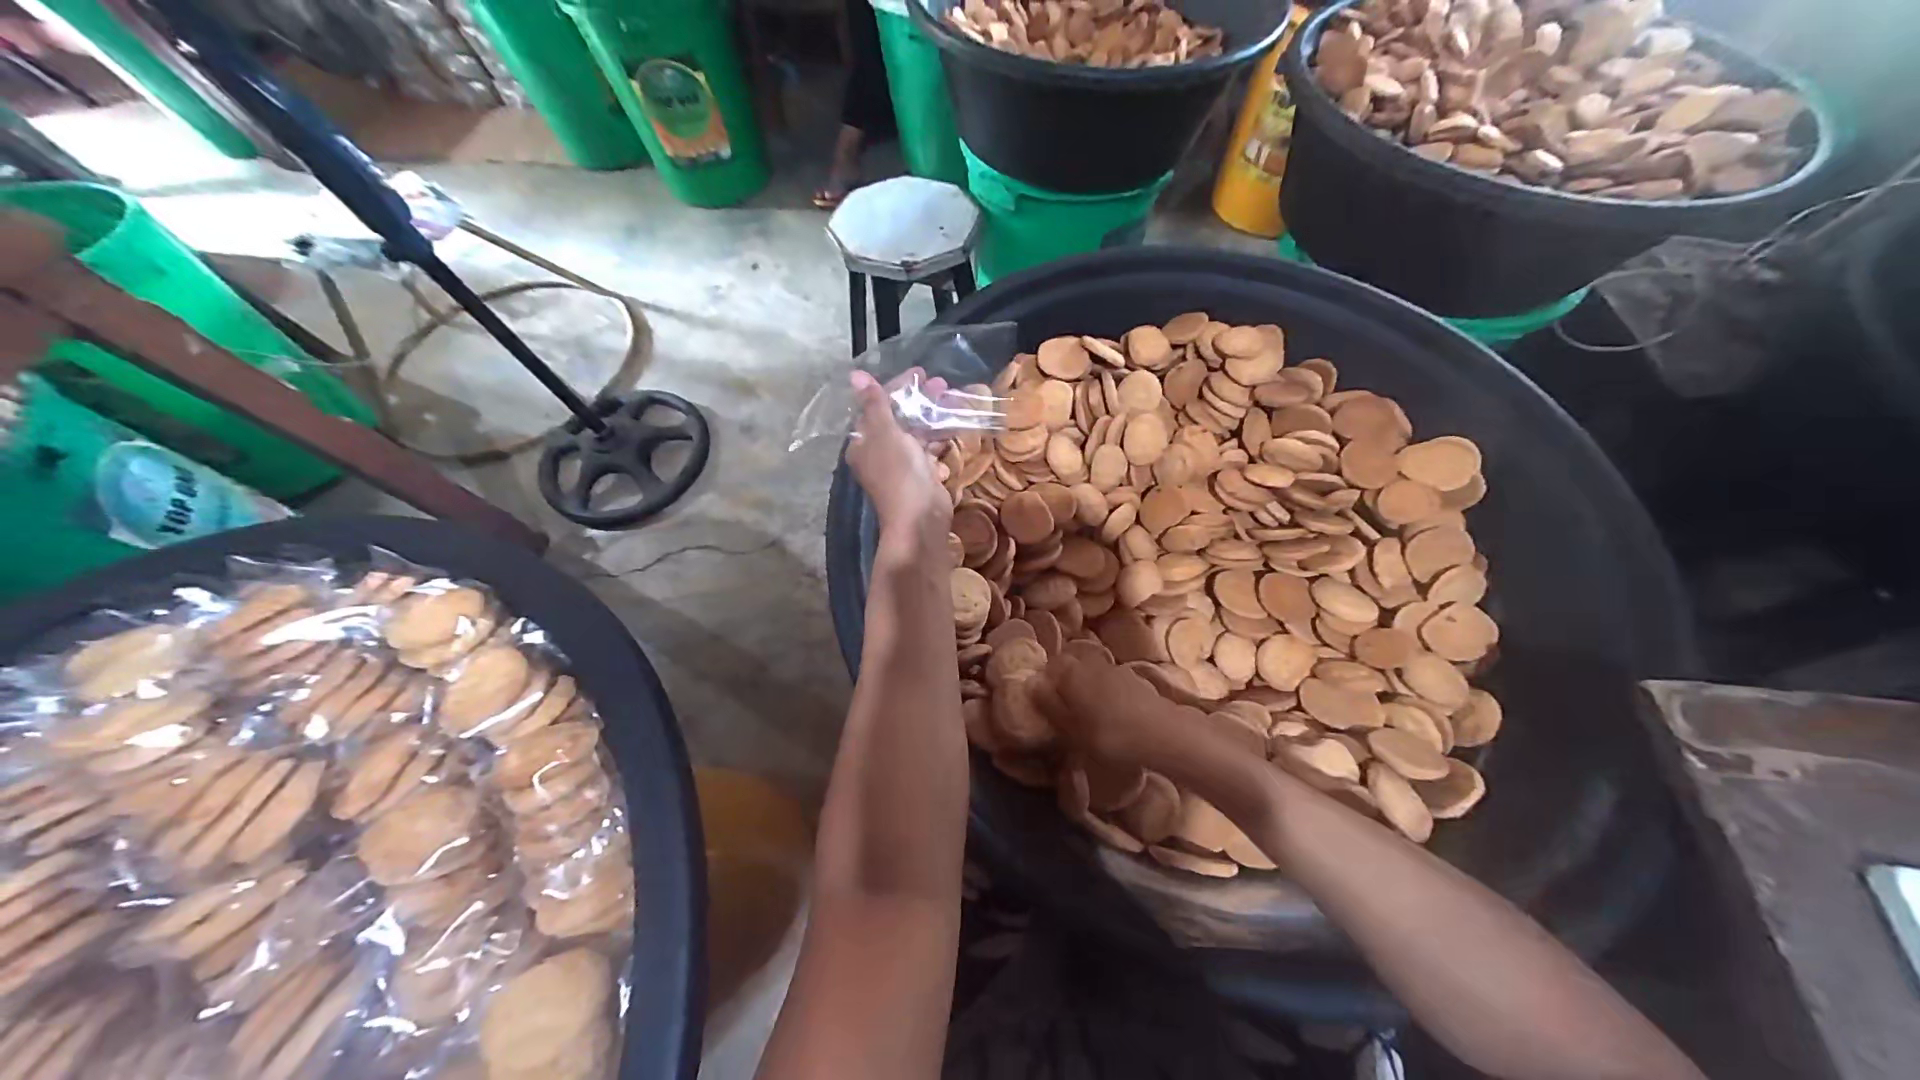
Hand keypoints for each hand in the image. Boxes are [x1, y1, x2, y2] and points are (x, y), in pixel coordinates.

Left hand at [845, 369, 951, 543]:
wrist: (920, 518)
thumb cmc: (898, 472)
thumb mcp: (884, 432)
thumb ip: (875, 403)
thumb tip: (855, 375)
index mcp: (864, 442)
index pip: (877, 406)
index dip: (898, 387)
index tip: (920, 373)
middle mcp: (879, 452)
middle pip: (899, 417)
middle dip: (920, 399)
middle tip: (942, 384)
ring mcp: (902, 464)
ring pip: (917, 432)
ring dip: (933, 414)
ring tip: (953, 398)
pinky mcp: (922, 475)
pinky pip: (930, 448)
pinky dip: (941, 435)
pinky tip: (956, 422)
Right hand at [1045, 653, 1193, 769]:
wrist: (1163, 735)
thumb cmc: (1109, 735)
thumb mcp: (1072, 729)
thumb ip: (1050, 706)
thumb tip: (1032, 684)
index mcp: (1072, 673)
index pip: (1051, 665)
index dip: (1046, 680)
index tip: (1045, 699)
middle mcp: (1092, 663)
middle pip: (1073, 666)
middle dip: (1067, 682)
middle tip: (1066, 708)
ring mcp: (1116, 670)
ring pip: (1093, 672)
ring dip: (1088, 687)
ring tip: (1089, 713)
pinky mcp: (1136, 680)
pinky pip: (1112, 682)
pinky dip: (1107, 693)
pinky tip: (1113, 714)